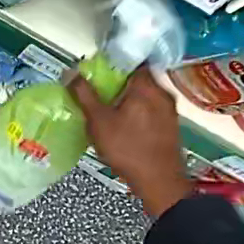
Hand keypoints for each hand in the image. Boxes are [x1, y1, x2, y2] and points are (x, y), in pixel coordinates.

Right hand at [69, 70, 193, 218]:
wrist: (159, 182)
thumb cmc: (127, 148)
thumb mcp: (98, 121)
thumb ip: (84, 94)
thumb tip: (71, 73)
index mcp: (146, 85)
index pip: (132, 60)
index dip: (114, 63)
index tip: (99, 71)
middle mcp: (163, 92)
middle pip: (139, 78)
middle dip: (120, 83)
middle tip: (101, 92)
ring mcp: (170, 110)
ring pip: (147, 95)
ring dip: (130, 99)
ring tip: (110, 110)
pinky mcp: (171, 126)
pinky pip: (152, 110)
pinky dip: (139, 112)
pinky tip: (125, 126)